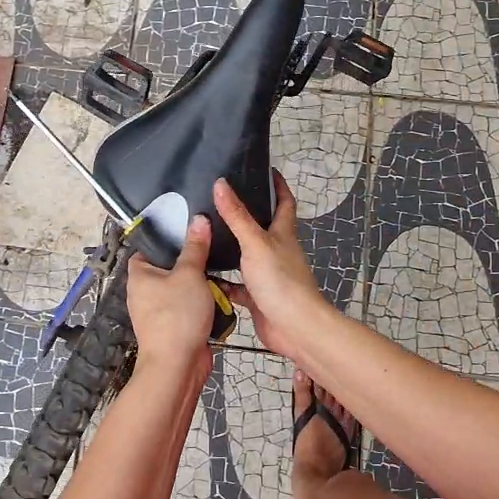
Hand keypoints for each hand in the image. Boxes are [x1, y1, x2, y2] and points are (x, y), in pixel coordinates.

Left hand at [126, 215, 217, 375]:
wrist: (178, 367)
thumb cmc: (177, 315)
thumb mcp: (189, 273)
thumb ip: (196, 246)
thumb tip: (199, 218)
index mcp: (139, 275)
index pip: (149, 247)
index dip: (168, 238)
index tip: (189, 229)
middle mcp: (144, 292)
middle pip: (169, 267)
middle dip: (190, 262)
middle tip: (210, 249)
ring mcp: (158, 311)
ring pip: (181, 288)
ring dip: (199, 284)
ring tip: (218, 271)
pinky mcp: (173, 327)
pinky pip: (188, 307)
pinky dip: (202, 302)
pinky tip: (219, 294)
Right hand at [213, 173, 326, 360]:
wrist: (295, 328)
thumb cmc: (280, 280)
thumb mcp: (255, 242)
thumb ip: (237, 216)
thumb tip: (220, 183)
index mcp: (283, 233)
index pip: (284, 202)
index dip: (278, 185)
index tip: (266, 170)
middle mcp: (277, 250)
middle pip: (262, 227)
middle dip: (245, 214)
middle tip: (220, 200)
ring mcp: (268, 274)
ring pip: (246, 256)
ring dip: (229, 248)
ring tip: (205, 234)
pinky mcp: (258, 296)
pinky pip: (236, 285)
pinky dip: (222, 282)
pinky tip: (204, 276)